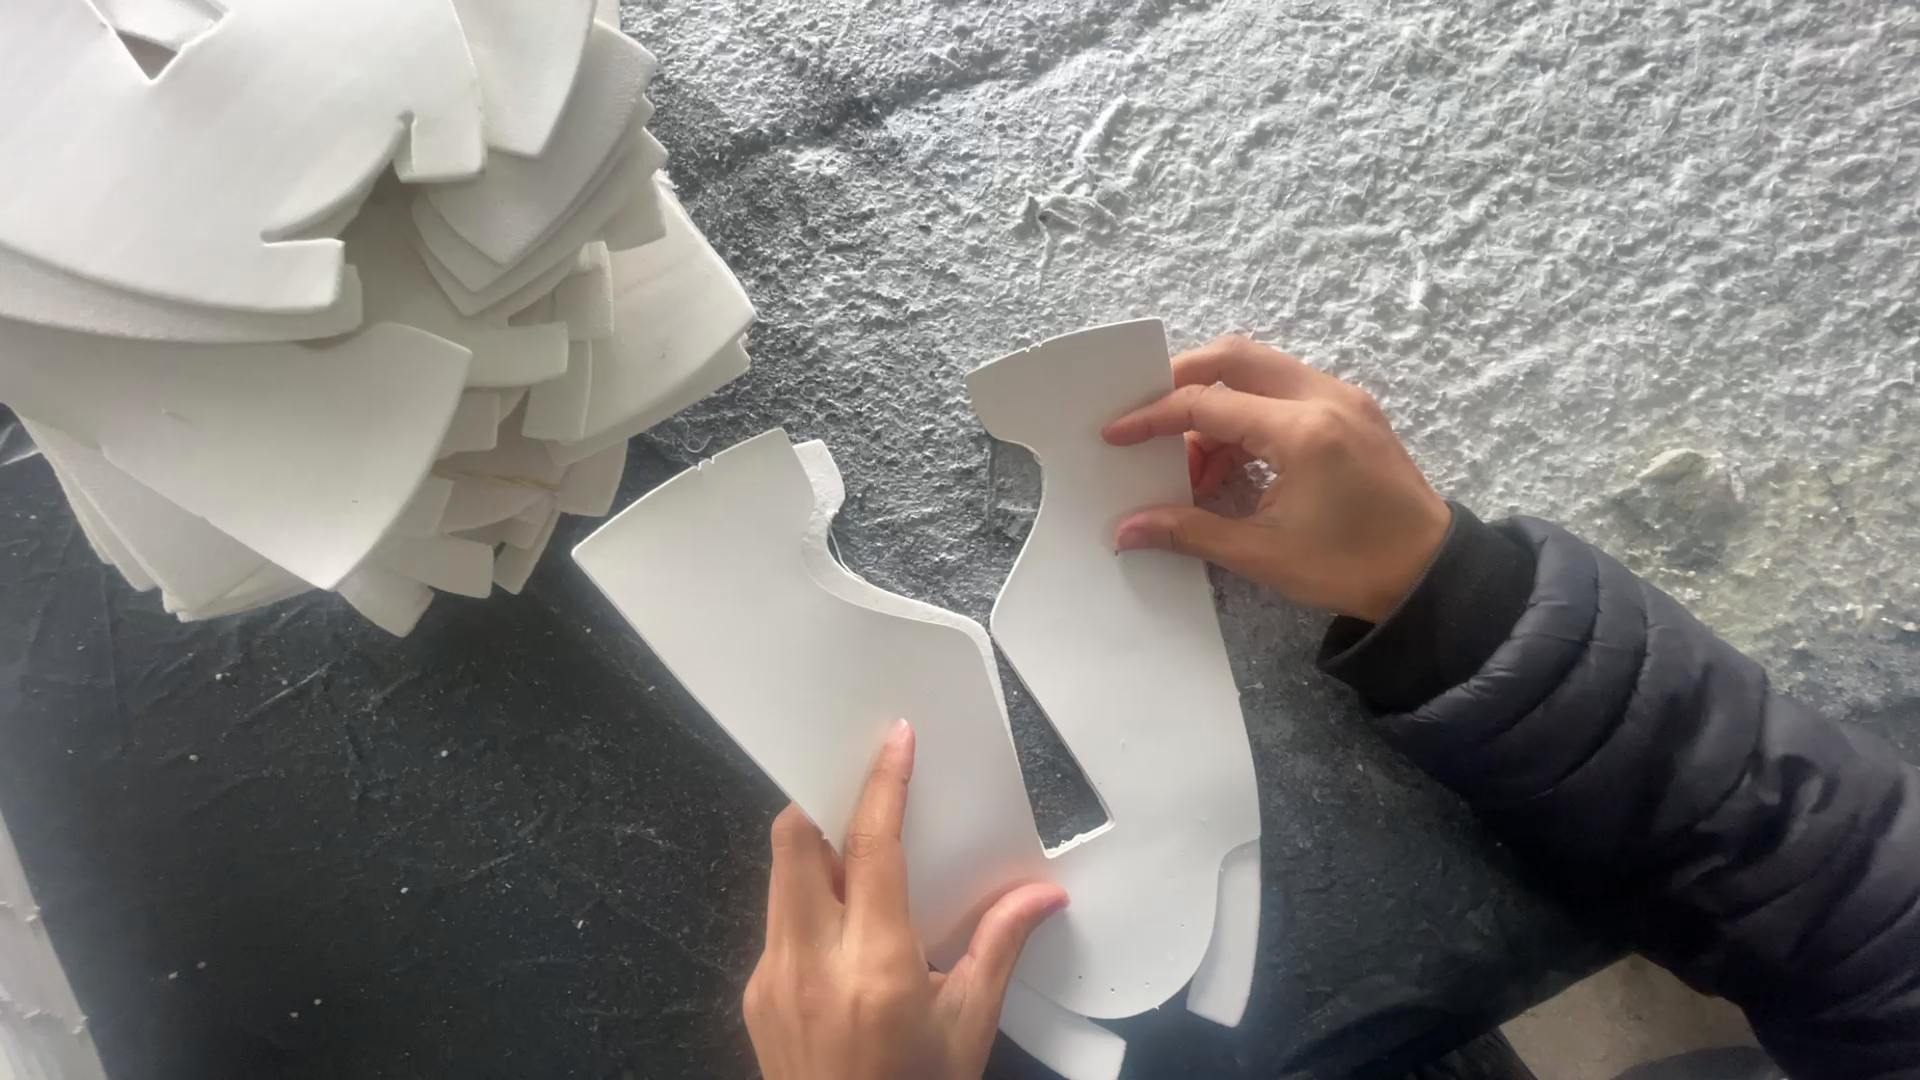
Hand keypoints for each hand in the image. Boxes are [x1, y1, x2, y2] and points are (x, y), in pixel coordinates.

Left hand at [744, 720, 1068, 1079]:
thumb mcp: (967, 1027)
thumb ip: (999, 946)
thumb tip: (1044, 894)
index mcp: (874, 966)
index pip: (870, 846)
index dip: (883, 783)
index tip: (896, 738)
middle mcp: (810, 961)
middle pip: (795, 841)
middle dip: (824, 796)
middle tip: (859, 782)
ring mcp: (772, 976)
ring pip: (778, 871)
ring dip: (811, 837)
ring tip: (851, 833)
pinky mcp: (755, 991)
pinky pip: (776, 911)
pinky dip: (804, 885)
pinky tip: (838, 904)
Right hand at [1103, 335, 1450, 622]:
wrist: (1431, 576)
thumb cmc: (1350, 567)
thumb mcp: (1260, 553)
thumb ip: (1187, 531)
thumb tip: (1124, 531)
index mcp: (1304, 431)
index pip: (1208, 404)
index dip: (1153, 417)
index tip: (1115, 434)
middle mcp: (1324, 397)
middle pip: (1234, 357)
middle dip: (1180, 379)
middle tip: (1147, 418)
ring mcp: (1341, 399)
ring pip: (1257, 373)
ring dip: (1214, 411)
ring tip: (1194, 472)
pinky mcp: (1348, 412)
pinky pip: (1280, 394)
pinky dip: (1243, 421)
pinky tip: (1229, 469)